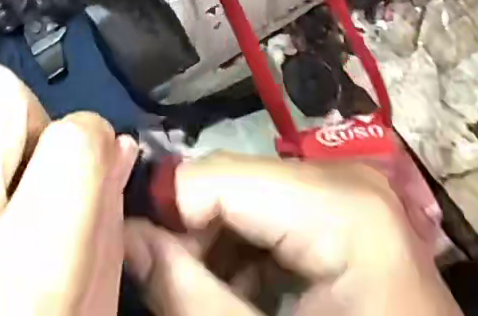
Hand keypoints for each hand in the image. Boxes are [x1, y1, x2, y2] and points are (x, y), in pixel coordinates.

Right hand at [123, 153, 461, 315]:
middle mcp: (347, 180)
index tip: (130, 260)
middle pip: (230, 185)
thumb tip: (122, 235)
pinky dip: (246, 256)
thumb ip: (186, 292)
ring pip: (246, 200)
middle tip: (166, 289)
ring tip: (199, 297)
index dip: (161, 215)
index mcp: (338, 205)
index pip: (211, 178)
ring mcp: (355, 196)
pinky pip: (276, 220)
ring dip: (213, 246)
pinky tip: (238, 298)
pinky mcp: (354, 220)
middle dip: (190, 234)